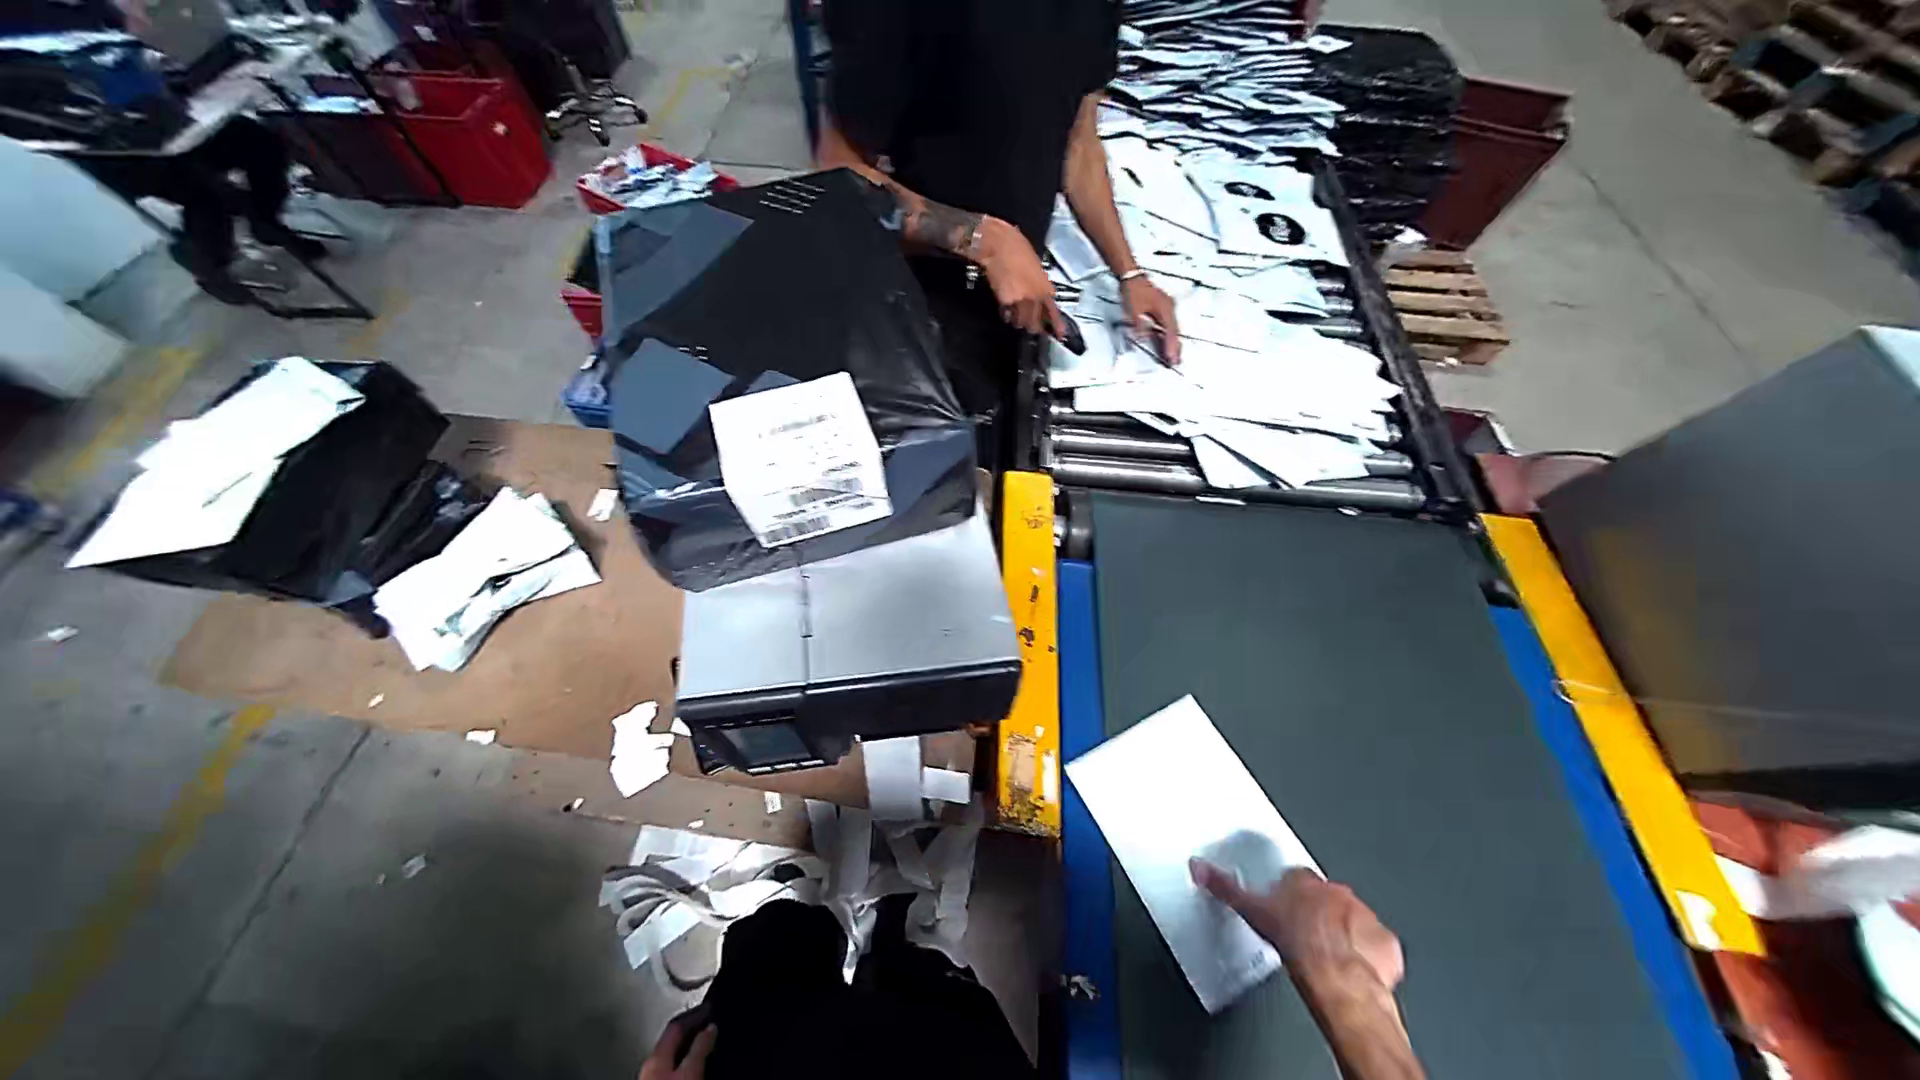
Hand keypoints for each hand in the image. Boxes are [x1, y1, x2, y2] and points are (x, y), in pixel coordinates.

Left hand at [639, 1009, 715, 1079]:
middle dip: (690, 1029)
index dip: (693, 1014)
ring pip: (671, 1053)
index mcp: (656, 1054)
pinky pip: (671, 1066)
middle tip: (707, 1023)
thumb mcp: (690, 1070)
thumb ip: (700, 1047)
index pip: (676, 1024)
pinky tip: (692, 1064)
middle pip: (672, 1038)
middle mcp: (650, 1063)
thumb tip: (711, 1027)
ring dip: (687, 1045)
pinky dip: (683, 1059)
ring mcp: (650, 1076)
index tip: (708, 1008)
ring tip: (704, 1043)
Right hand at [975, 216, 1067, 341]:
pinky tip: (1006, 310)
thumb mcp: (1037, 269)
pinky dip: (1007, 315)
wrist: (1000, 245)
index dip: (1057, 326)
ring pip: (1021, 322)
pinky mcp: (1005, 302)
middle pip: (1035, 323)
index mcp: (1045, 288)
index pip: (1053, 312)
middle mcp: (1035, 297)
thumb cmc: (1018, 250)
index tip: (1061, 335)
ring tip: (1016, 316)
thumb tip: (1040, 299)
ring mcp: (1021, 301)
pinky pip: (1007, 315)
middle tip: (1030, 325)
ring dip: (1019, 321)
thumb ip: (1040, 287)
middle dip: (1033, 326)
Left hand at [1120, 274, 1181, 365]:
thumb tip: (1143, 338)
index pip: (1170, 331)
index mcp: (1165, 309)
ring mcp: (1167, 309)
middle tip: (1176, 363)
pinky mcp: (1162, 309)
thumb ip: (1139, 325)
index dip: (1170, 346)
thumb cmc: (1133, 292)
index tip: (1171, 358)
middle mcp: (1169, 309)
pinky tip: (1166, 345)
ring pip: (1172, 329)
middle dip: (1175, 347)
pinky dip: (1167, 336)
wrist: (1131, 277)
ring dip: (1172, 343)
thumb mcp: (1133, 310)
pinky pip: (1167, 326)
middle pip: (1174, 331)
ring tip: (1174, 358)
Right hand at [1191, 862, 1403, 992]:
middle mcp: (1336, 893)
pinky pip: (1377, 945)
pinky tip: (1354, 966)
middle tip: (1304, 932)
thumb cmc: (1297, 946)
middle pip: (1325, 897)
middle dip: (1317, 911)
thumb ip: (1224, 887)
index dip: (1289, 893)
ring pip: (1353, 919)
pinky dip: (1368, 954)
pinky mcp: (1384, 943)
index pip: (1295, 877)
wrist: (1336, 978)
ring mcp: (1363, 917)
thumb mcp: (1250, 911)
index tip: (1284, 906)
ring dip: (1343, 932)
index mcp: (1304, 882)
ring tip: (1327, 953)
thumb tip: (1199, 867)